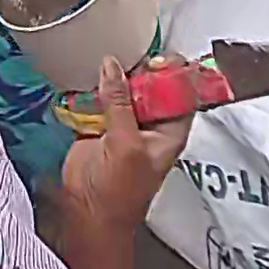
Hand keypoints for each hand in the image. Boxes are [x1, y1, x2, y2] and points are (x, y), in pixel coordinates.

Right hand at [60, 55, 193, 233]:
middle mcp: (150, 121)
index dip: (175, 74)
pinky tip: (92, 69)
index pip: (182, 94)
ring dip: (118, 72)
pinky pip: (102, 93)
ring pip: (126, 86)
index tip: (157, 60)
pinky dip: (97, 82)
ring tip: (109, 59)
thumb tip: (111, 63)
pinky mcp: (100, 119)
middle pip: (152, 84)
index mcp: (169, 130)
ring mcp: (124, 119)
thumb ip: (119, 102)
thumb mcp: (125, 144)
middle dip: (142, 68)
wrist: (87, 212)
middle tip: (129, 55)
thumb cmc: (118, 189)